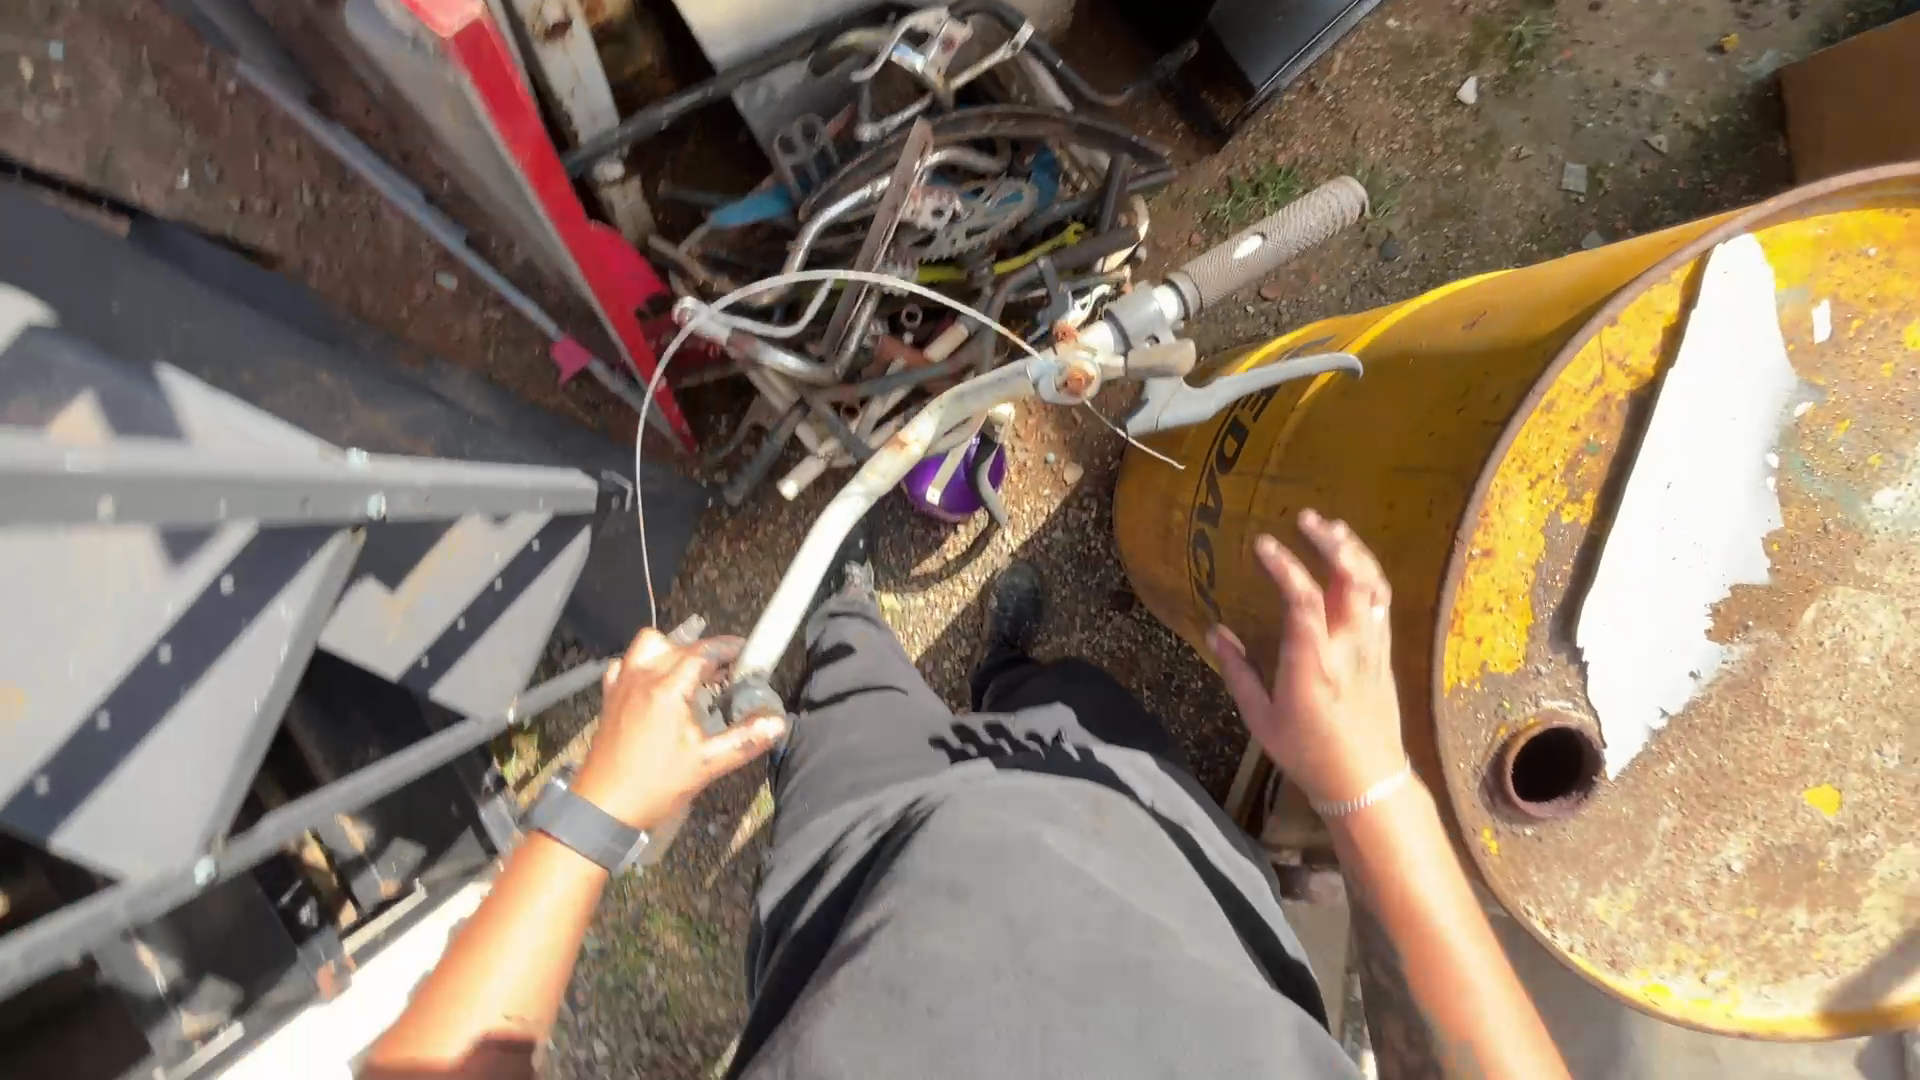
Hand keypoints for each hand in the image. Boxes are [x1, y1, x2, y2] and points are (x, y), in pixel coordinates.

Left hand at [570, 629, 787, 830]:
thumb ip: (745, 740)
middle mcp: (642, 679)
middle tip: (726, 670)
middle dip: (706, 650)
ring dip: (672, 649)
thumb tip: (777, 723)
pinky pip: (625, 664)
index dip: (728, 647)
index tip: (745, 652)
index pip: (703, 652)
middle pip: (679, 645)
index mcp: (668, 690)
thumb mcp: (706, 765)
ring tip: (690, 670)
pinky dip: (643, 664)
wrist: (601, 810)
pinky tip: (656, 683)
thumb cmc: (653, 786)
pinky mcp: (609, 699)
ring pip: (647, 645)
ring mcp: (622, 687)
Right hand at [1207, 509, 1407, 805]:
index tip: (1262, 543)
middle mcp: (1348, 648)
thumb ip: (1238, 671)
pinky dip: (1366, 571)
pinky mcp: (1384, 651)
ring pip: (1373, 585)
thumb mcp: (1260, 718)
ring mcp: (1372, 647)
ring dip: (1353, 550)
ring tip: (1329, 526)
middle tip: (1304, 517)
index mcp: (1314, 665)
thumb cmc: (1307, 752)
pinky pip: (1381, 600)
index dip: (1285, 567)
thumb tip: (1215, 631)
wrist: (1368, 781)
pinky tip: (1349, 559)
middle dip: (1331, 543)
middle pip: (1352, 581)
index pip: (1304, 602)